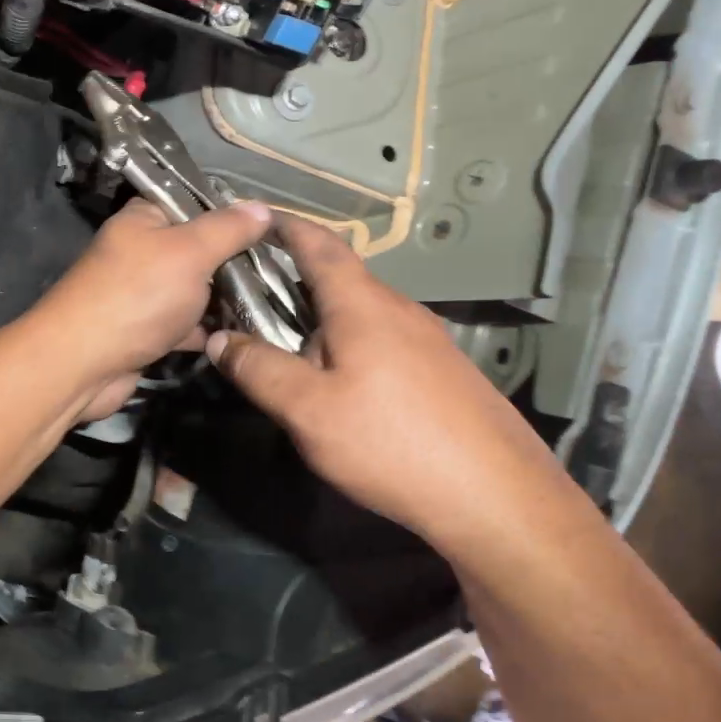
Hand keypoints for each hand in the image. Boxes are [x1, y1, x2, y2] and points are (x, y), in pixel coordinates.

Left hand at [28, 199, 271, 420]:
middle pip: (197, 249)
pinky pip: (185, 325)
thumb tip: (261, 207)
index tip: (276, 227)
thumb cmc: (135, 295)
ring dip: (227, 299)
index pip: (191, 203)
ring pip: (195, 290)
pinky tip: (250, 336)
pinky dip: (209, 330)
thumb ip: (226, 229)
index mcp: (142, 220)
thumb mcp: (187, 251)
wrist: (81, 363)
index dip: (230, 213)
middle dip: (236, 261)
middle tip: (286, 271)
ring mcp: (141, 294)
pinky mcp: (144, 332)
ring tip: (280, 303)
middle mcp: (139, 252)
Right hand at [205, 215, 577, 550]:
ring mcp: (430, 344)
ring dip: (319, 319)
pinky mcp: (445, 375)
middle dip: (291, 282)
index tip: (254, 218)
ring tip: (282, 346)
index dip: (286, 227)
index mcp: (364, 307)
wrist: (502, 503)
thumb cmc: (392, 444)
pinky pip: (383, 342)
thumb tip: (218, 339)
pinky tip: (336, 384)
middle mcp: (401, 313)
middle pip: (339, 281)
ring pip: (361, 315)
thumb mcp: (305, 409)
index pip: (321, 247)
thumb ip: (257, 368)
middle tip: (246, 300)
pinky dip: (347, 344)